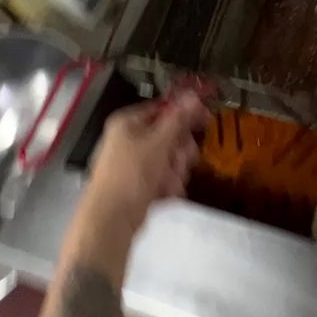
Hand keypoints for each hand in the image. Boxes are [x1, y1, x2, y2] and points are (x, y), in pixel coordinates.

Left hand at [76, 95, 207, 237]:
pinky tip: (168, 194)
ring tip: (172, 183)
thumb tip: (193, 94)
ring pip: (167, 158)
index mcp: (127, 122)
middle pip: (167, 135)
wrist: (109, 223)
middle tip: (184, 160)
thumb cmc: (132, 174)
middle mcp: (127, 139)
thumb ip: (178, 119)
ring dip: (175, 170)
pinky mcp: (135, 185)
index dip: (185, 114)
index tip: (206, 120)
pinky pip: (160, 176)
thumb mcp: (159, 143)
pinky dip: (167, 183)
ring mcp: (131, 163)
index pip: (163, 109)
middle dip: (180, 151)